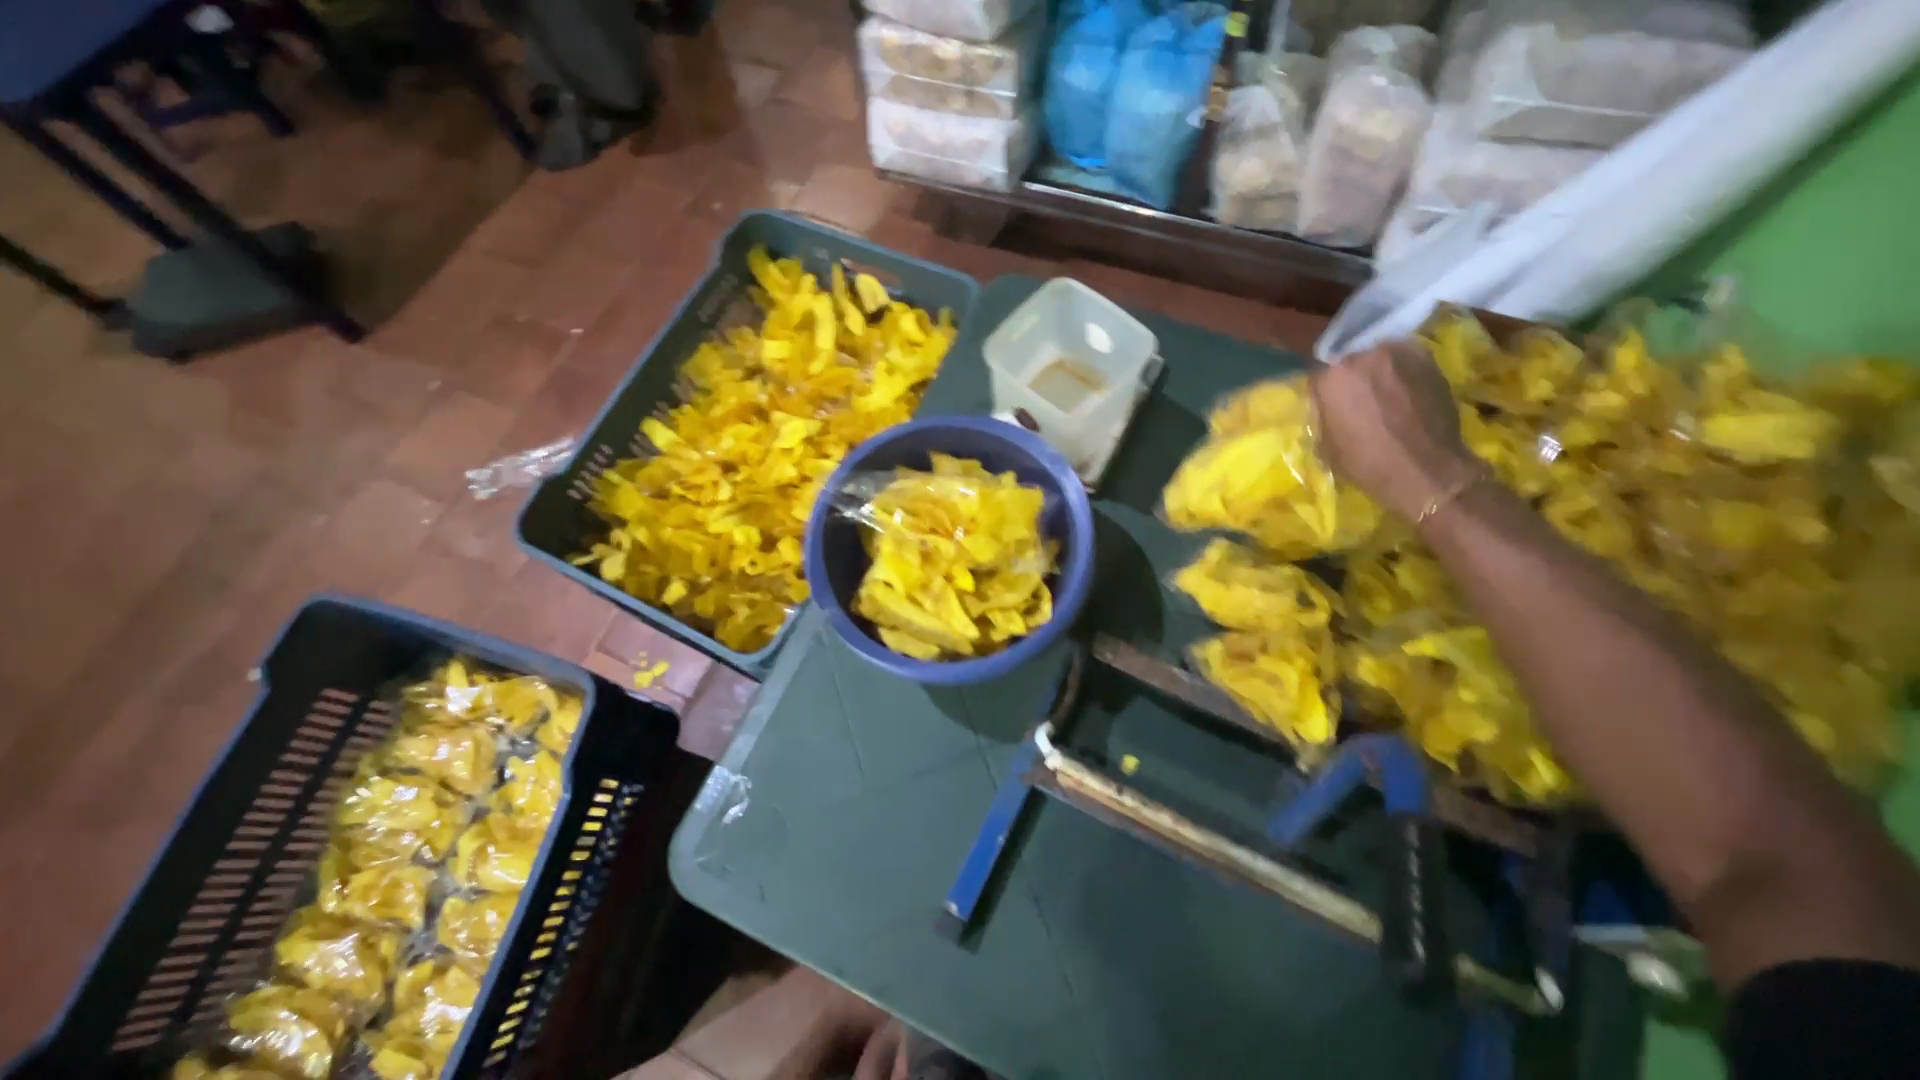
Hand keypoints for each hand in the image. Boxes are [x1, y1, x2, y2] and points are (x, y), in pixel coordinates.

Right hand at [1311, 341, 1481, 520]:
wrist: (1424, 470)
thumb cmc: (1367, 464)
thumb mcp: (1328, 448)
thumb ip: (1324, 420)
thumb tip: (1328, 413)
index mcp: (1331, 378)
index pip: (1320, 377)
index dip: (1326, 393)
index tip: (1332, 406)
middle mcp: (1362, 357)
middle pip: (1352, 361)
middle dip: (1354, 378)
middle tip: (1361, 400)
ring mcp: (1397, 355)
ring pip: (1381, 357)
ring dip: (1381, 371)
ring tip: (1388, 394)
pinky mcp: (1428, 360)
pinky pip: (1409, 360)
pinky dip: (1406, 372)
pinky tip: (1408, 392)